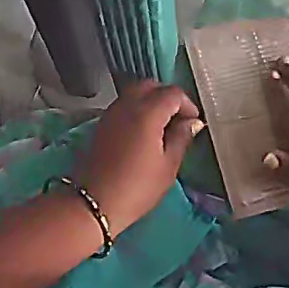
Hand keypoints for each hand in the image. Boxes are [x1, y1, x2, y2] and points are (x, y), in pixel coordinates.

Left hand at [76, 80, 203, 233]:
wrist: (94, 202)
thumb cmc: (137, 187)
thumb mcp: (168, 166)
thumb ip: (181, 138)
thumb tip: (191, 122)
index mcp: (148, 112)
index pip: (173, 93)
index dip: (188, 104)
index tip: (194, 123)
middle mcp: (128, 104)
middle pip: (152, 86)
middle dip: (168, 97)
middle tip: (179, 120)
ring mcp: (112, 112)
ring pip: (135, 92)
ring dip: (151, 101)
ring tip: (162, 126)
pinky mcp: (102, 123)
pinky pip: (124, 104)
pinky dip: (137, 108)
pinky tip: (144, 131)